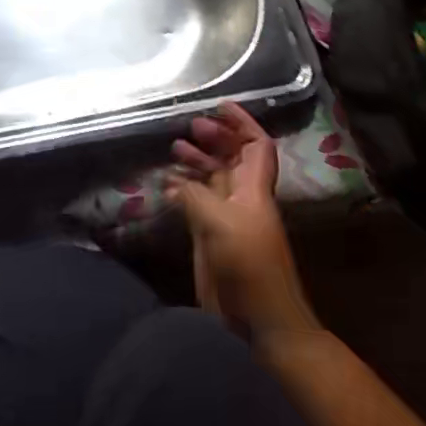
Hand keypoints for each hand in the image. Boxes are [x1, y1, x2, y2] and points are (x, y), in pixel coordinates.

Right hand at [166, 103, 317, 337]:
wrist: (259, 320)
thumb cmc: (248, 265)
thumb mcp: (220, 222)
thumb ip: (195, 196)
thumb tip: (176, 184)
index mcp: (254, 189)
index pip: (256, 146)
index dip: (242, 123)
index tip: (219, 105)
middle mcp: (242, 199)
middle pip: (232, 159)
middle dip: (215, 138)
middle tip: (189, 127)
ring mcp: (227, 219)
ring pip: (213, 179)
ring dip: (196, 162)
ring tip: (174, 150)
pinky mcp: (212, 238)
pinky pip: (197, 203)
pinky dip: (182, 191)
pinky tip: (166, 186)